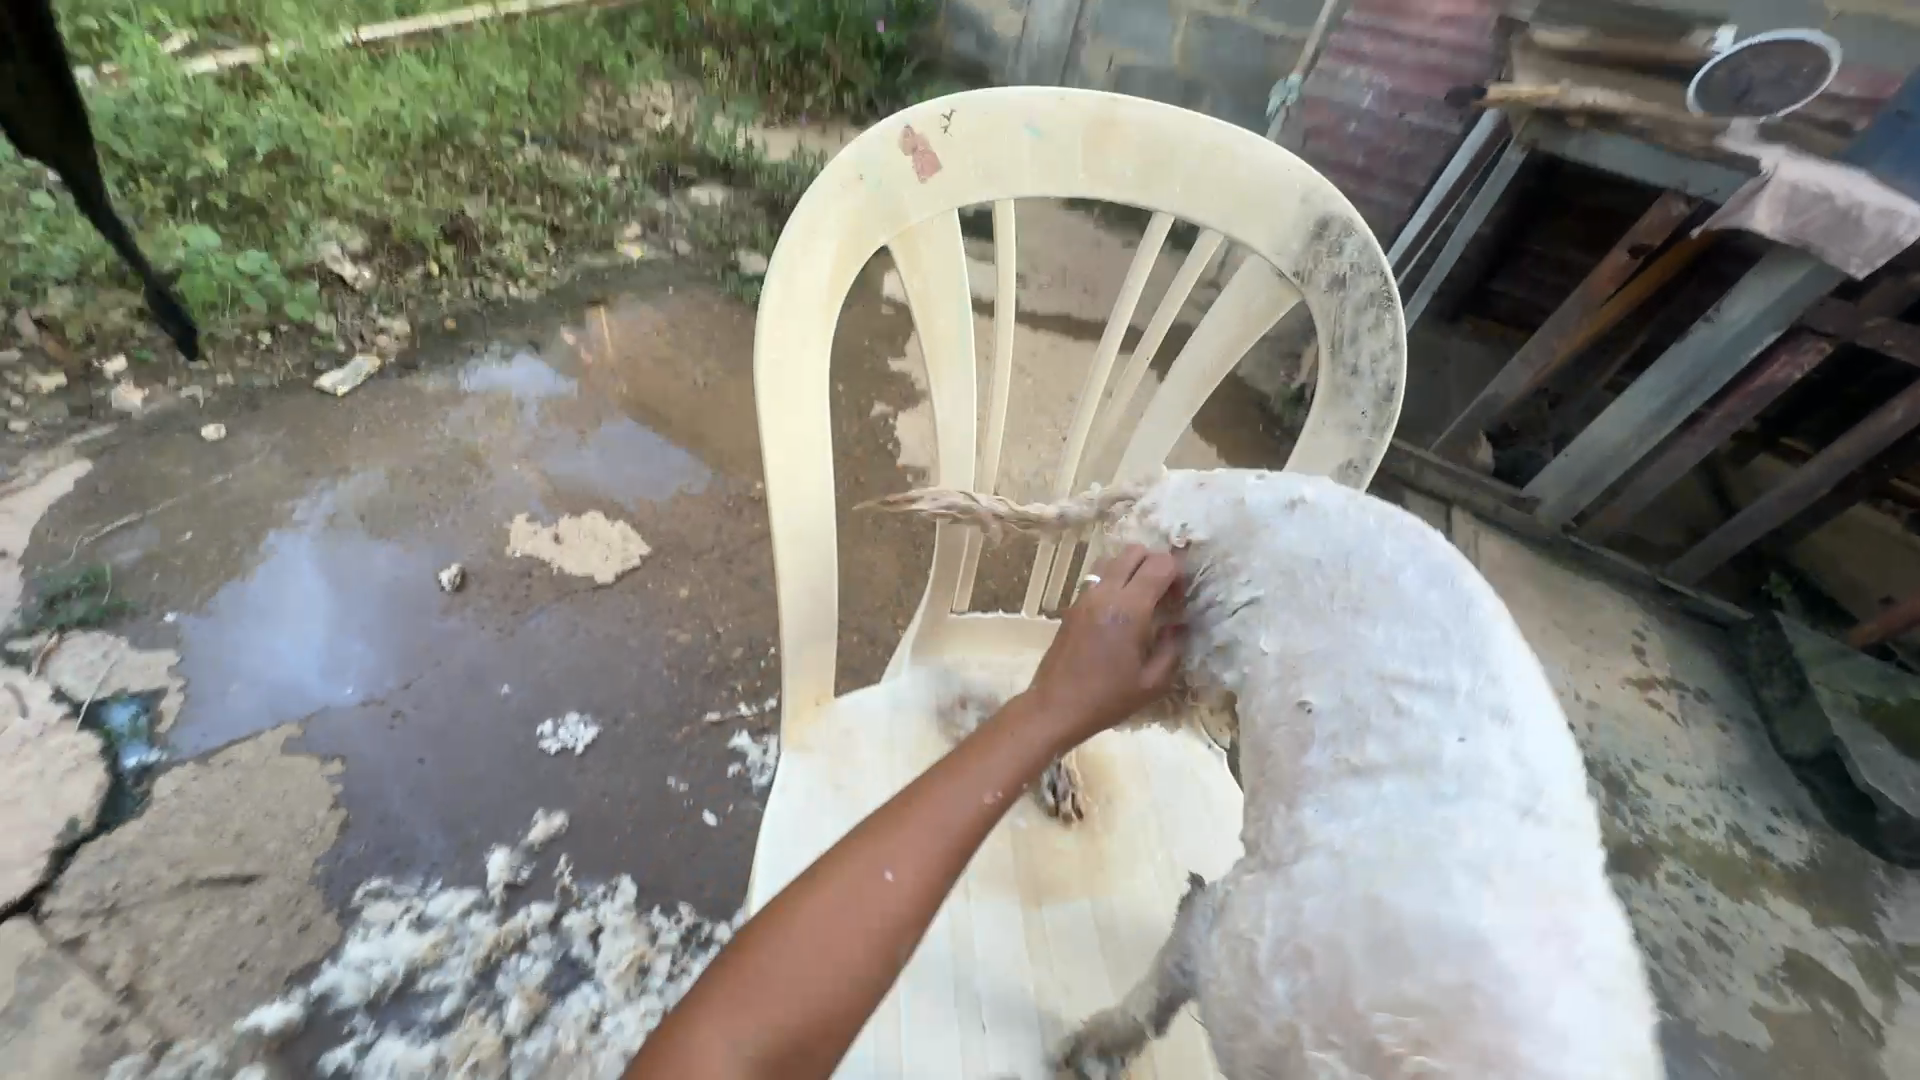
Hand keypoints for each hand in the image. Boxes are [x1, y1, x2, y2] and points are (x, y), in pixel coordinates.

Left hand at [1023, 545, 1185, 747]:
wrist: (1056, 706)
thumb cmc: (1108, 699)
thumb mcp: (1153, 682)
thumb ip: (1172, 648)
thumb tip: (1180, 624)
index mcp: (1129, 609)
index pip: (1160, 564)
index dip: (1178, 573)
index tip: (1180, 598)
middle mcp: (1105, 593)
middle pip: (1135, 551)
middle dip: (1156, 564)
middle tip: (1164, 595)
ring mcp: (1085, 596)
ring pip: (1113, 559)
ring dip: (1133, 569)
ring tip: (1142, 599)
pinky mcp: (1072, 605)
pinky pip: (1097, 577)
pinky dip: (1115, 581)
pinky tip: (1120, 611)